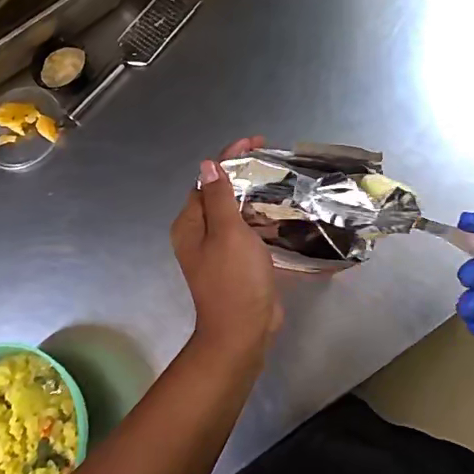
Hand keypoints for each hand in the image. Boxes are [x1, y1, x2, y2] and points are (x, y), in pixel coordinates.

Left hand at [170, 136, 281, 359]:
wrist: (242, 332)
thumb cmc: (234, 279)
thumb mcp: (227, 232)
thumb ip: (219, 197)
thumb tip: (208, 164)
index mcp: (190, 224)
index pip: (206, 180)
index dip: (229, 158)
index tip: (255, 142)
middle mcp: (199, 234)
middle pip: (220, 194)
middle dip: (244, 176)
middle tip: (273, 162)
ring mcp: (217, 250)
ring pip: (236, 214)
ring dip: (255, 198)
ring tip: (283, 184)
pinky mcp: (236, 264)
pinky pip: (247, 233)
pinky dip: (262, 222)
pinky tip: (283, 217)